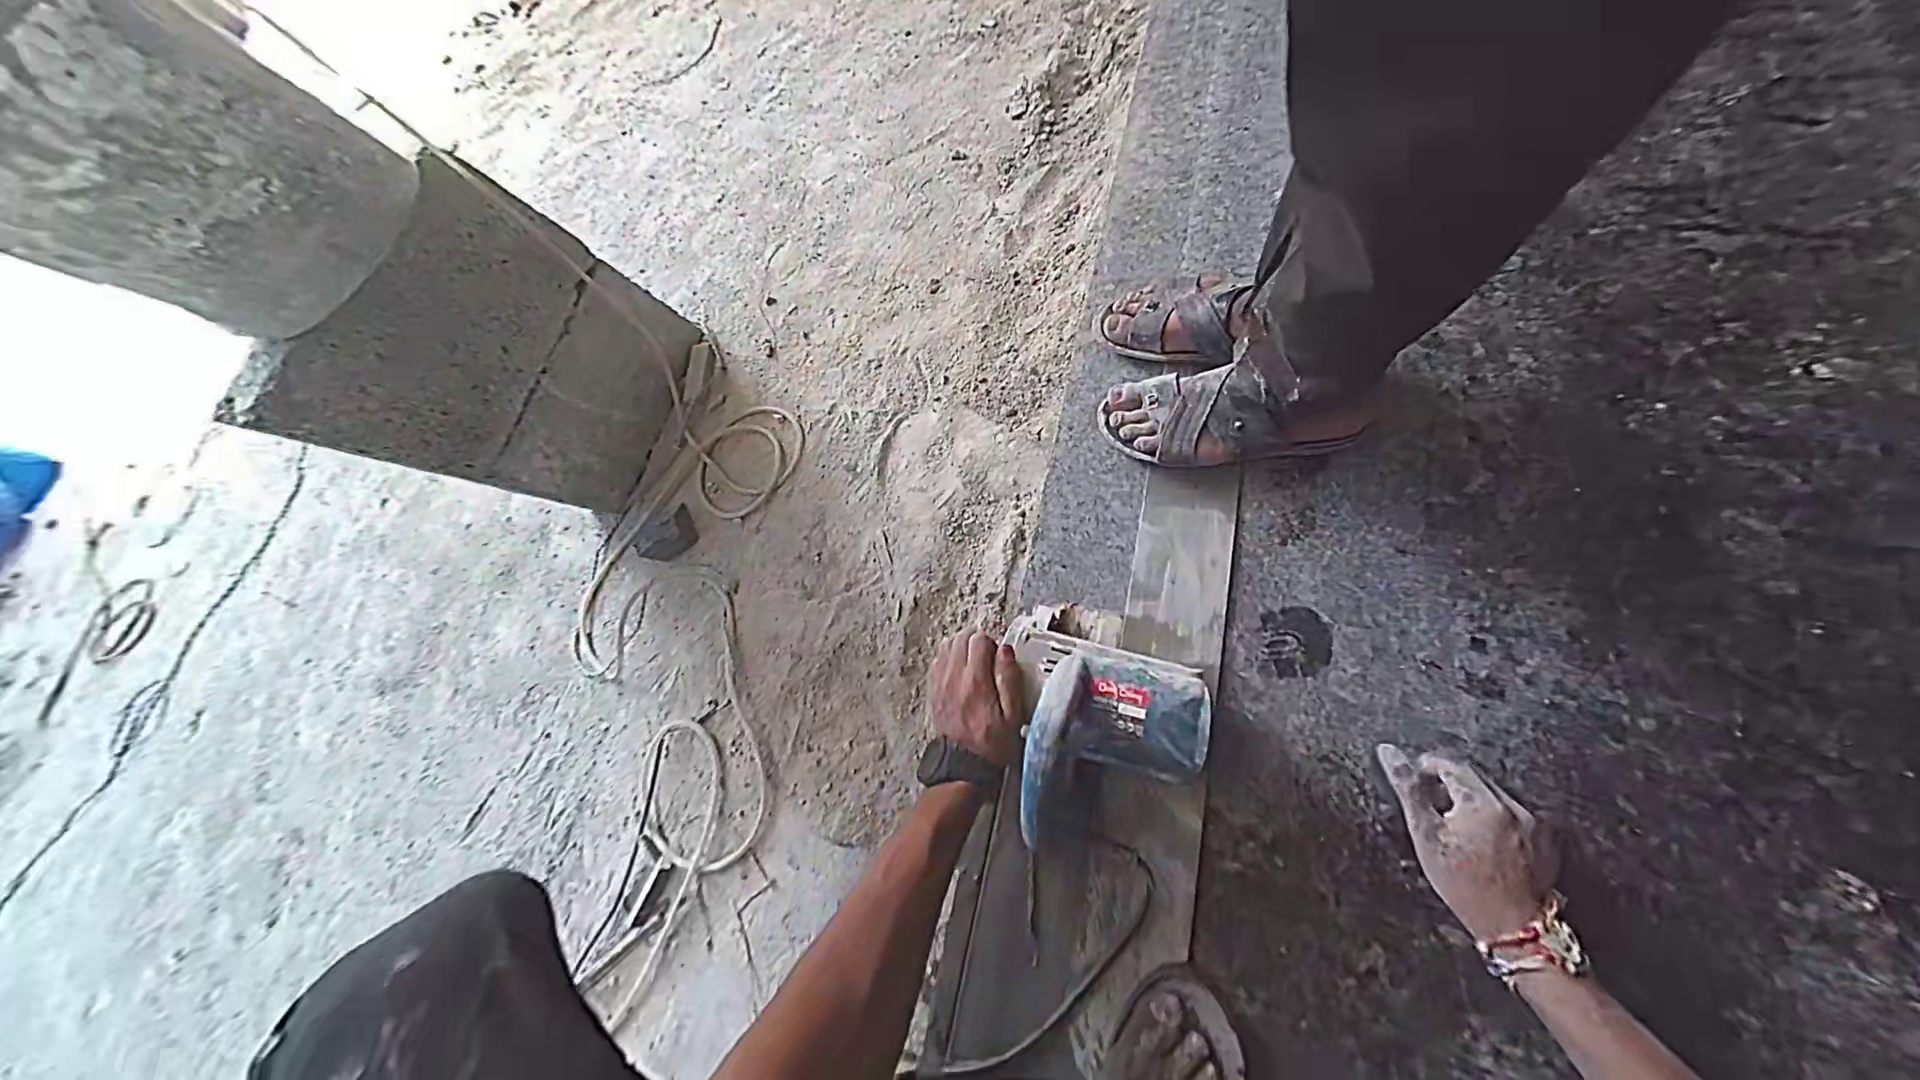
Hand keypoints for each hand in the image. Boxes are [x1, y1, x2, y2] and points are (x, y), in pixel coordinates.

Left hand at [929, 631, 1022, 766]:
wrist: (964, 765)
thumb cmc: (991, 743)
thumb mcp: (1013, 715)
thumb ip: (1010, 679)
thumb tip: (1005, 651)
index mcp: (976, 681)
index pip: (978, 640)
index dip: (992, 643)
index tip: (998, 657)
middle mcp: (954, 678)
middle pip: (960, 638)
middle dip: (976, 641)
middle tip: (987, 657)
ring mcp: (940, 684)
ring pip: (946, 646)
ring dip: (961, 648)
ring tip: (974, 663)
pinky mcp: (934, 691)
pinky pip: (938, 662)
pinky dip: (949, 659)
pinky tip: (960, 672)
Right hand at [1376, 744, 1558, 941]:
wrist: (1514, 928)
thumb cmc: (1465, 885)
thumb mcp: (1425, 834)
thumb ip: (1408, 788)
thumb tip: (1389, 752)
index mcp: (1483, 802)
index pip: (1449, 763)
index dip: (1425, 768)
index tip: (1413, 781)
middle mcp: (1514, 807)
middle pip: (1473, 776)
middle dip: (1449, 783)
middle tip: (1431, 807)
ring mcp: (1535, 824)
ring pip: (1492, 793)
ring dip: (1471, 799)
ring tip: (1456, 828)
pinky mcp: (1546, 839)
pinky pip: (1512, 812)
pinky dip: (1492, 816)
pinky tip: (1481, 841)